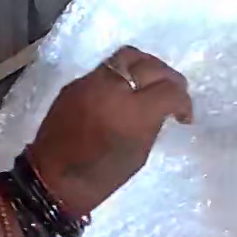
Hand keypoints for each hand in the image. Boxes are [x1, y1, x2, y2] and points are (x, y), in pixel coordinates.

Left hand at [28, 46, 193, 213]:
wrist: (53, 180)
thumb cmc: (101, 177)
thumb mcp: (139, 154)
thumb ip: (153, 123)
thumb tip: (162, 107)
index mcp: (133, 112)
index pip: (170, 90)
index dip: (183, 102)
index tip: (183, 115)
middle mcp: (113, 88)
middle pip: (151, 66)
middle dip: (169, 78)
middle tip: (174, 92)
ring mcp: (91, 82)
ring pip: (127, 56)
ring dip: (146, 66)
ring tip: (151, 82)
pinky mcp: (75, 83)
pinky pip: (106, 68)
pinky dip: (122, 74)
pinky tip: (126, 89)